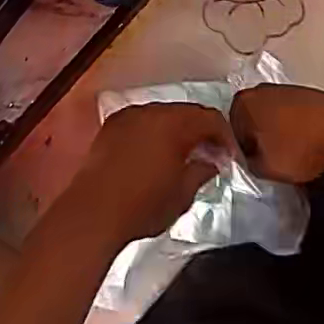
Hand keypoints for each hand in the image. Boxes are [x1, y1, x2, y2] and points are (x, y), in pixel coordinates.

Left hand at [54, 102, 232, 245]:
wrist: (93, 212)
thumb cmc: (143, 206)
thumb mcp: (182, 195)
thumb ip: (201, 172)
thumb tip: (211, 162)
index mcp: (176, 124)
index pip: (210, 118)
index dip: (225, 136)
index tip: (230, 156)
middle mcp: (153, 111)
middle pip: (186, 112)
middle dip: (201, 131)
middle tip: (209, 155)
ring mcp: (131, 114)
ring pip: (163, 114)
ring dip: (176, 130)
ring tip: (181, 155)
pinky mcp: (113, 124)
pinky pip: (142, 121)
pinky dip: (153, 132)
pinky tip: (153, 153)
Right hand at [230, 84, 323, 184]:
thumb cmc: (297, 147)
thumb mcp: (265, 168)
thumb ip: (249, 164)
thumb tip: (250, 160)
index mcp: (242, 102)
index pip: (229, 132)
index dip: (240, 153)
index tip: (254, 166)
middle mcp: (258, 90)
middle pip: (250, 121)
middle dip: (258, 141)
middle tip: (270, 162)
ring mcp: (282, 88)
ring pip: (269, 117)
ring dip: (275, 134)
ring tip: (289, 154)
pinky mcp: (302, 93)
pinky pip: (288, 114)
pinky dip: (291, 128)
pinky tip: (303, 143)